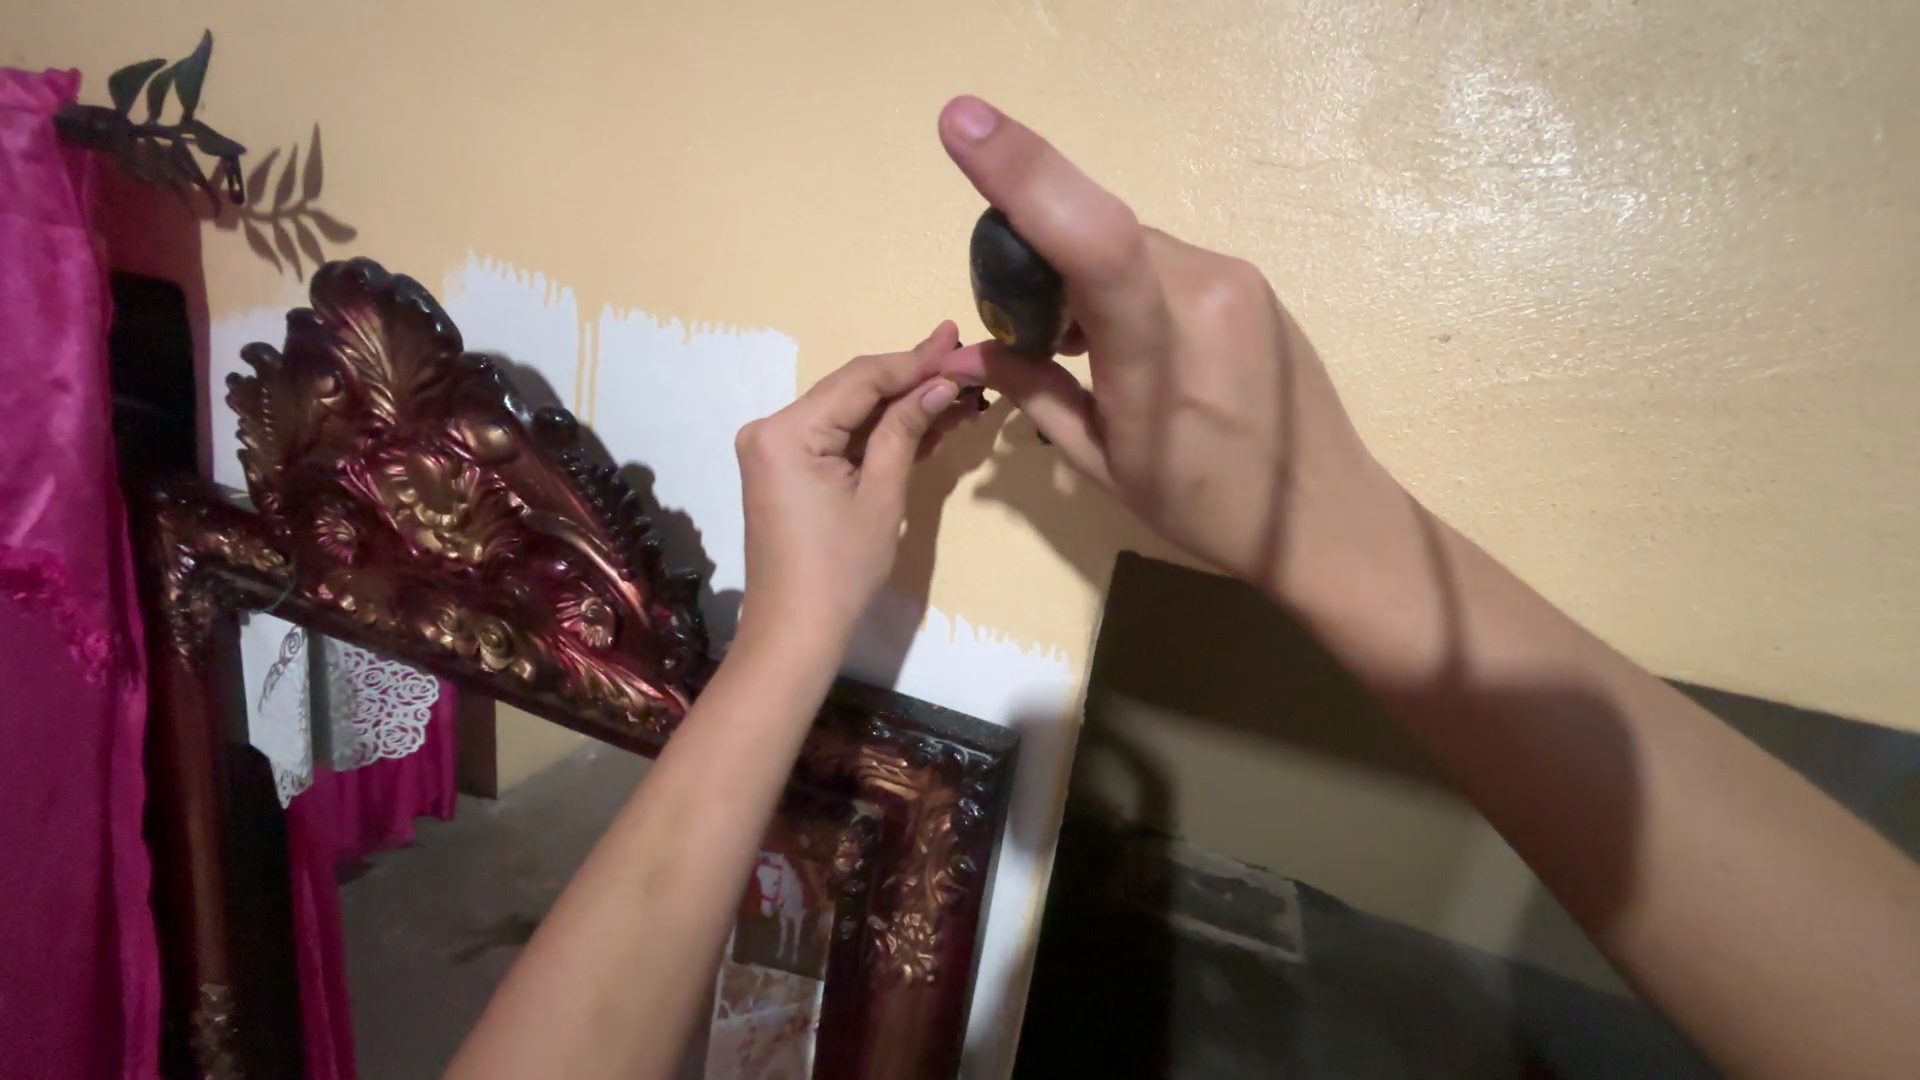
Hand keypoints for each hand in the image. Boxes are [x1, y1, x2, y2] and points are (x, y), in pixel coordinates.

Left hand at [734, 323, 966, 646]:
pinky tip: (924, 423)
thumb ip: (905, 430)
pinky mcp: (785, 468)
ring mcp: (775, 448)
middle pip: (852, 391)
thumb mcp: (881, 495)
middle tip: (961, 363)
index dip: (913, 362)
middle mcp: (771, 428)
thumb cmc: (841, 570)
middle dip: (909, 381)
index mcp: (786, 431)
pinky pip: (837, 439)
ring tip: (956, 395)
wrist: (796, 630)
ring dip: (898, 408)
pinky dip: (876, 435)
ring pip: (848, 414)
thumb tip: (940, 385)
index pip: (859, 380)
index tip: (954, 341)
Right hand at [934, 97, 1400, 599]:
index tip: (959, 122)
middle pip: (1099, 233)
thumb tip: (973, 353)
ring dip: (1081, 273)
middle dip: (1038, 254)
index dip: (1025, 174)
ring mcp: (1237, 279)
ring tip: (1069, 340)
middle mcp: (1207, 292)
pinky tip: (1116, 333)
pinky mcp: (1249, 283)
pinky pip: (1162, 259)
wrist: (1323, 515)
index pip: (1094, 241)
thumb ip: (1035, 396)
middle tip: (1017, 320)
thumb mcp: (1104, 465)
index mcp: (1162, 356)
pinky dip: (1120, 280)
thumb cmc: (1205, 509)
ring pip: (1129, 244)